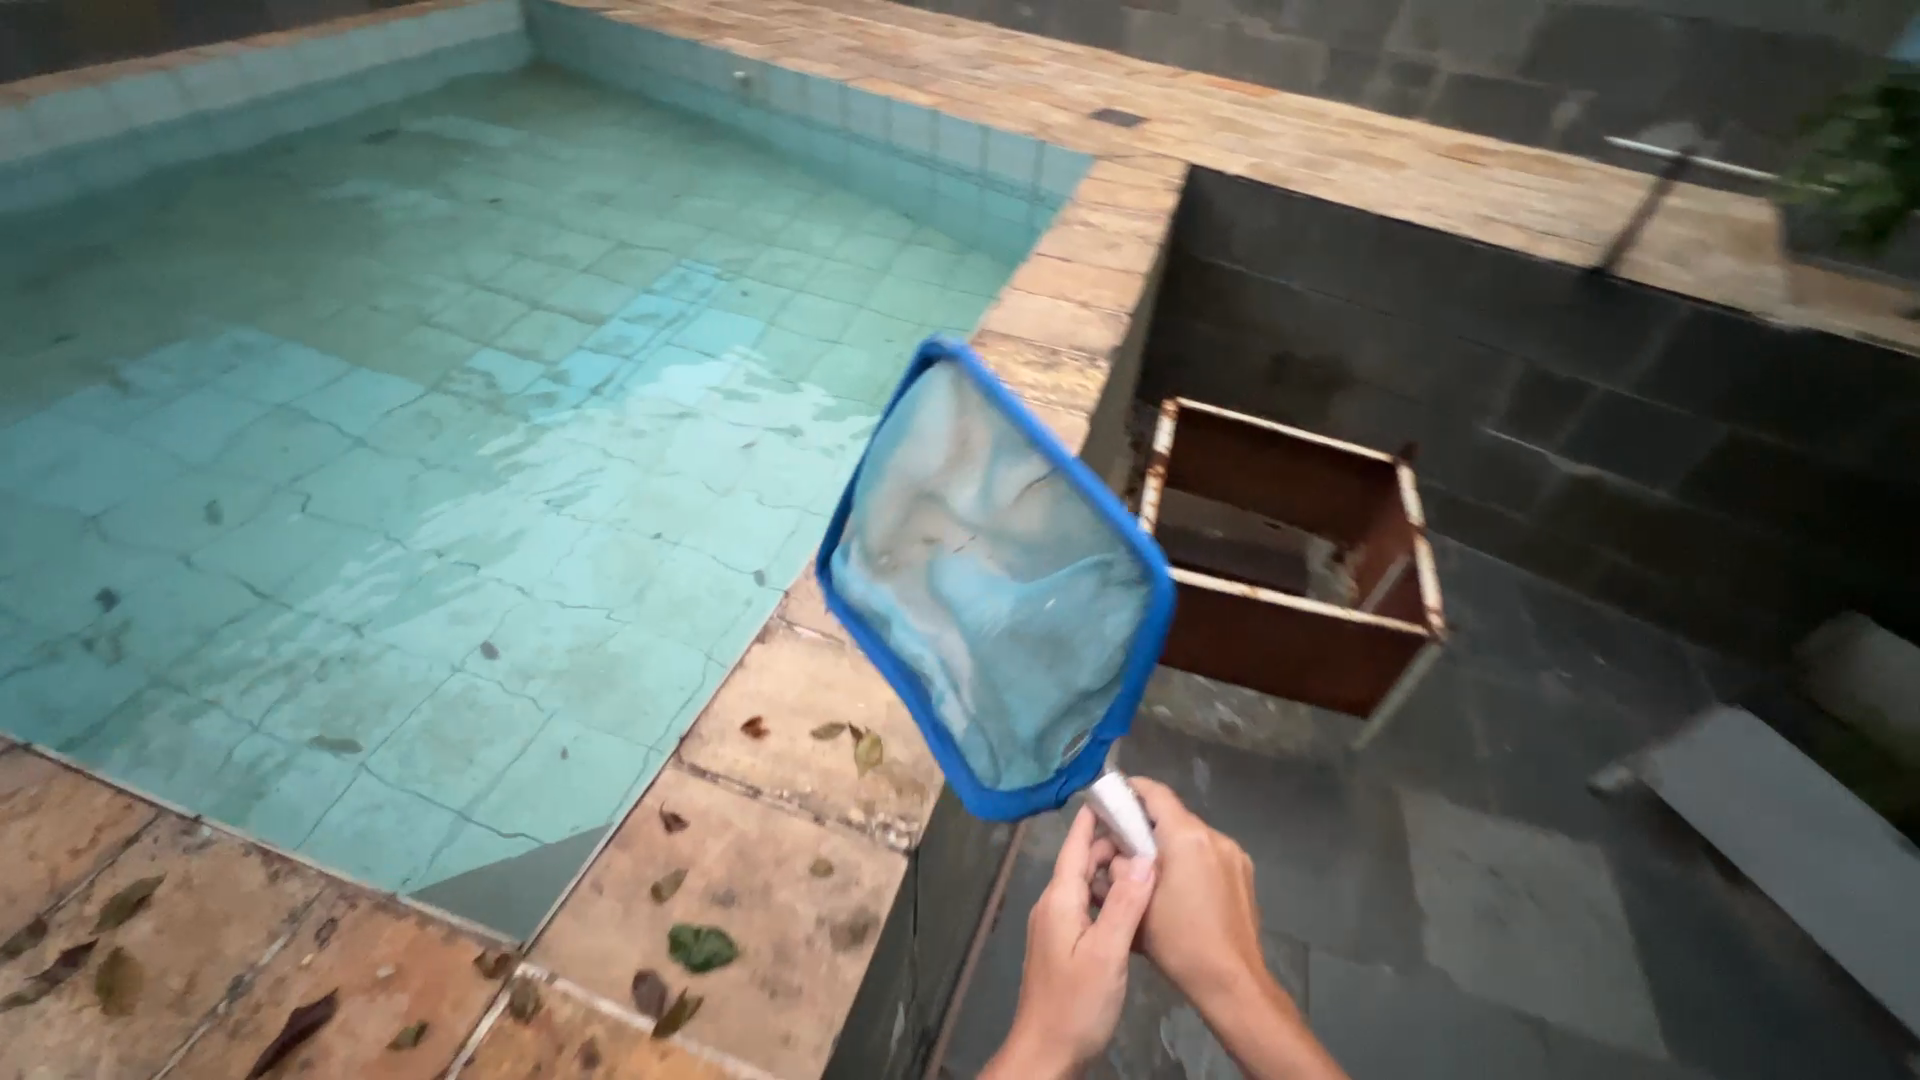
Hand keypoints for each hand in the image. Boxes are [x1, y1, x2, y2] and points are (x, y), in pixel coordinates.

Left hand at [981, 805, 1155, 1079]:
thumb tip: (1144, 857)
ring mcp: (1055, 926)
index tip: (1113, 795)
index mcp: (1060, 898)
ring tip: (1145, 865)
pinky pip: (1085, 907)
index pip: (1075, 846)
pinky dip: (1106, 897)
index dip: (1093, 820)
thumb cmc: (1076, 1002)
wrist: (1046, 1051)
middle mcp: (1053, 904)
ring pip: (1084, 885)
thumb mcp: (1107, 953)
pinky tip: (1130, 906)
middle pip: (1081, 863)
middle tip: (1147, 834)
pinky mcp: (1062, 946)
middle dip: (1110, 845)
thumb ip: (1126, 904)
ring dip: (1110, 872)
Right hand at [1122, 777, 1267, 1009]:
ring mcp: (1234, 855)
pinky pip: (1209, 853)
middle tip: (1124, 841)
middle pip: (1174, 815)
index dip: (1132, 788)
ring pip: (1192, 835)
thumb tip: (1115, 851)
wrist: (1232, 982)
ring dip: (1170, 843)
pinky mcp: (1244, 873)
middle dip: (1148, 823)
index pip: (1156, 793)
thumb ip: (1121, 867)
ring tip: (1152, 869)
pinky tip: (1181, 887)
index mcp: (1187, 837)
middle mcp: (1214, 836)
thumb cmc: (1179, 943)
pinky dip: (1190, 859)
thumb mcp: (1137, 902)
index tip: (1113, 794)